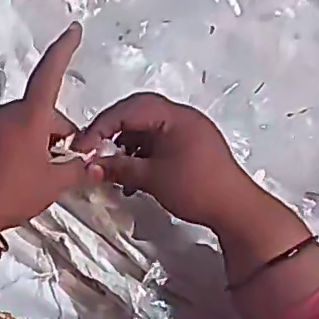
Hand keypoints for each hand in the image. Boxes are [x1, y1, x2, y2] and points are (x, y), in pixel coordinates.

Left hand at [0, 24, 98, 229]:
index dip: (64, 50)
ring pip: (22, 123)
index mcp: (29, 117)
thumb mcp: (52, 185)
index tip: (73, 30)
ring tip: (38, 172)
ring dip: (36, 139)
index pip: (50, 74)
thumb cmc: (10, 195)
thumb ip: (76, 169)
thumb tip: (88, 162)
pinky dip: (16, 145)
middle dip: (56, 131)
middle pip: (40, 110)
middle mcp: (6, 114)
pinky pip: (3, 133)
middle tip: (63, 161)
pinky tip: (16, 172)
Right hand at [75, 93, 268, 233]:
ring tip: (111, 167)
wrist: (235, 209)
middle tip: (93, 150)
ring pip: (146, 129)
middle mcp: (182, 118)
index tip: (83, 146)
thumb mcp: (152, 178)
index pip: (128, 109)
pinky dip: (140, 155)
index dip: (100, 126)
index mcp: (174, 117)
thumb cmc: (198, 188)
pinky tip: (132, 176)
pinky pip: (157, 142)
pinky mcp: (189, 147)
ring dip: (125, 146)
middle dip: (111, 132)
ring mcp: (187, 132)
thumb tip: (92, 165)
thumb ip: (119, 168)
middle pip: (137, 114)